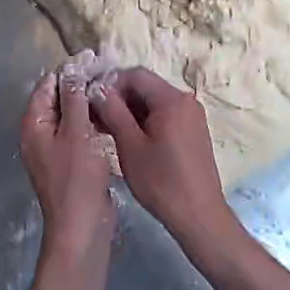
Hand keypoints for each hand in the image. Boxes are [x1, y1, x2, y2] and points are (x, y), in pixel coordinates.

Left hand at [18, 71, 116, 265]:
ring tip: (116, 93)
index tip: (96, 62)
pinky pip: (81, 132)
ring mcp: (56, 148)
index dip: (70, 71)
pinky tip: (114, 117)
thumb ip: (75, 98)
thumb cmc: (76, 177)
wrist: (81, 225)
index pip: (48, 85)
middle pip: (60, 99)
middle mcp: (40, 133)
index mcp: (34, 124)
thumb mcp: (77, 132)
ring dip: (90, 104)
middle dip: (82, 86)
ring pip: (73, 116)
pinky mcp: (71, 160)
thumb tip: (72, 68)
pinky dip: (94, 122)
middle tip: (111, 76)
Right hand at [91, 68, 238, 249]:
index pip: (135, 75)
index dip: (110, 83)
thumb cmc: (161, 182)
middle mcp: (185, 100)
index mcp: (172, 99)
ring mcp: (192, 116)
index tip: (90, 99)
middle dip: (118, 97)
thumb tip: (98, 89)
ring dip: (130, 110)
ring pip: (154, 102)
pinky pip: (165, 115)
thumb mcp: (130, 145)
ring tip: (105, 128)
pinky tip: (127, 137)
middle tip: (94, 116)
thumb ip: (113, 111)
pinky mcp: (192, 130)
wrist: (198, 214)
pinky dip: (144, 121)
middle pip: (146, 87)